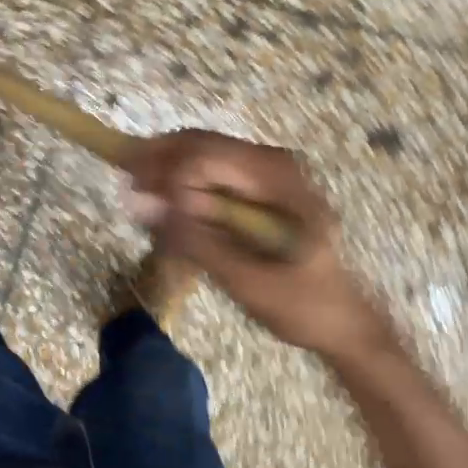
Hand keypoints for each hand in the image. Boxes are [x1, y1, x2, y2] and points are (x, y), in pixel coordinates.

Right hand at [124, 129, 393, 360]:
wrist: (345, 324)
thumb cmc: (303, 305)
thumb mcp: (245, 279)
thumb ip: (192, 239)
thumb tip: (139, 205)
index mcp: (279, 179)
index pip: (205, 155)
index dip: (163, 172)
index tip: (133, 199)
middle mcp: (274, 162)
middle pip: (199, 144)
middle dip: (157, 161)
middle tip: (122, 186)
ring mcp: (267, 172)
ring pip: (200, 153)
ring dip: (165, 170)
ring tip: (137, 197)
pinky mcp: (258, 187)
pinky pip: (209, 172)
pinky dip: (181, 184)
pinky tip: (164, 206)